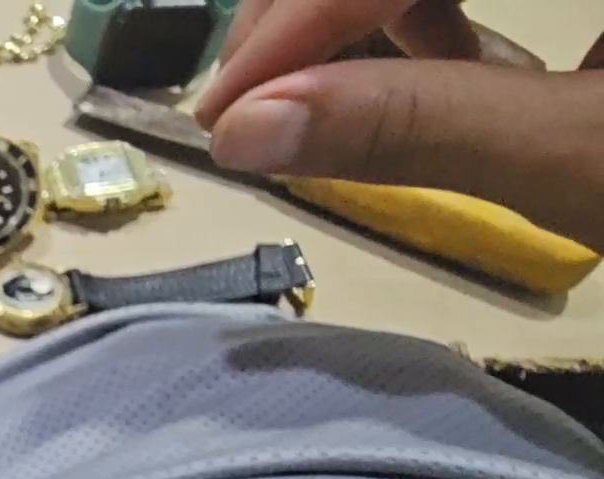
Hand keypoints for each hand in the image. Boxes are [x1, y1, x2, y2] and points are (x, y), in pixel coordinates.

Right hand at [193, 1, 603, 249]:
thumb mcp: (581, 152)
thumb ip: (417, 129)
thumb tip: (240, 132)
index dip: (298, 17)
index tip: (223, 116)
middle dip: (297, 14)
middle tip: (241, 106)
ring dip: (336, 25)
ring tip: (301, 103)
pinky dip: (406, 20)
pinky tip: (403, 74)